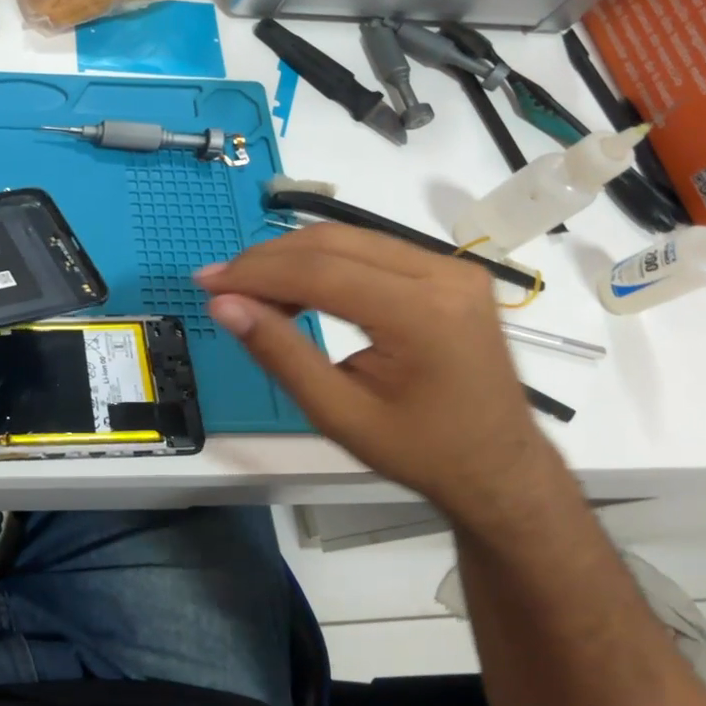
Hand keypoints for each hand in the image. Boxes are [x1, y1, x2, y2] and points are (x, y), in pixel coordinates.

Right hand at [195, 224, 559, 517]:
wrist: (499, 467)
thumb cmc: (420, 451)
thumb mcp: (338, 412)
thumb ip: (280, 352)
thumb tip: (224, 306)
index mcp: (421, 314)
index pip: (320, 271)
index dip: (255, 273)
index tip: (205, 283)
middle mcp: (443, 275)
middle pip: (333, 242)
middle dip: (267, 260)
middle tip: (219, 286)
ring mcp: (452, 268)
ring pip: (349, 238)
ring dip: (290, 259)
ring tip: (250, 293)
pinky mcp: (449, 272)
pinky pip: (371, 250)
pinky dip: (322, 263)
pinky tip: (295, 290)